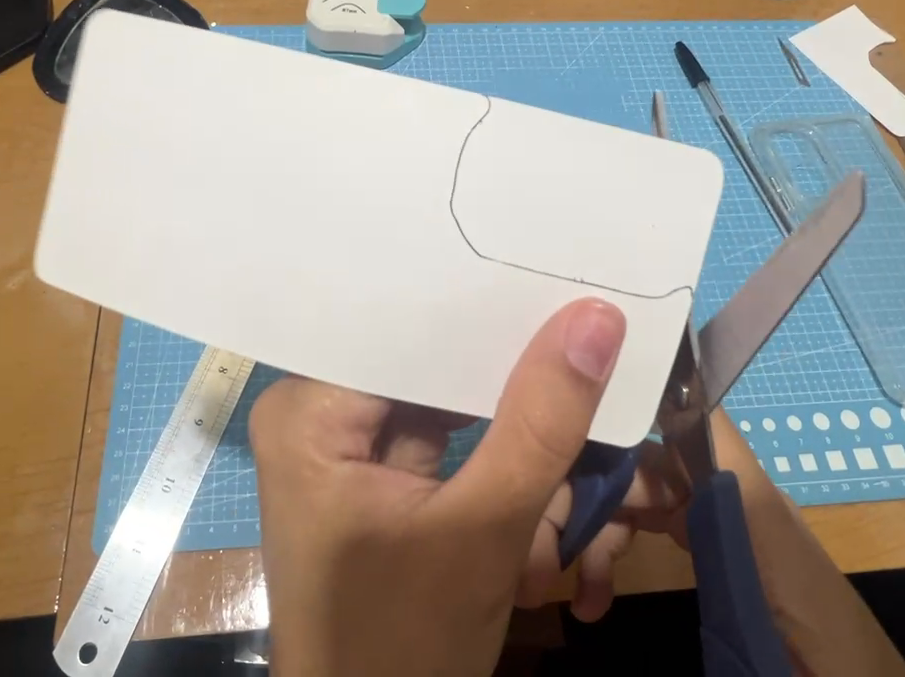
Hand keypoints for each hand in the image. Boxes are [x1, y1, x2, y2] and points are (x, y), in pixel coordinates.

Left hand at [251, 298, 626, 676]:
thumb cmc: (403, 645)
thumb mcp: (483, 531)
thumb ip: (541, 423)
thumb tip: (595, 319)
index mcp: (309, 410)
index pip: (396, 325)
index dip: (471, 297)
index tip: (540, 265)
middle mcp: (313, 411)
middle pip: (415, 353)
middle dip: (494, 345)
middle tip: (567, 291)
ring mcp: (341, 441)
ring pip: (432, 386)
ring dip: (498, 386)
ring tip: (562, 331)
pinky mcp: (370, 468)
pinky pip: (435, 422)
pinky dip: (487, 423)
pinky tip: (537, 396)